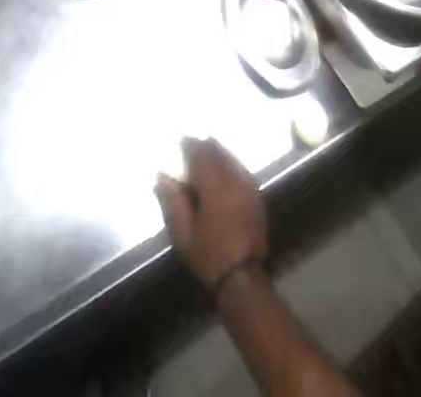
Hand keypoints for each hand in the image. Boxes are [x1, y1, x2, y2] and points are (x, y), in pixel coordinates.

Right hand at [156, 137, 266, 290]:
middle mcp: (233, 186)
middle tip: (195, 140)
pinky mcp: (257, 202)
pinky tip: (231, 164)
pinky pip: (245, 174)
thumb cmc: (208, 255)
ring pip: (234, 163)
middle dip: (207, 147)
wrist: (242, 279)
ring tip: (212, 145)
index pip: (201, 160)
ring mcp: (248, 193)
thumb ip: (173, 202)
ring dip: (222, 153)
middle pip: (219, 158)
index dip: (192, 147)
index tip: (183, 139)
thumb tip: (163, 176)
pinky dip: (235, 165)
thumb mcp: (182, 233)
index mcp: (213, 191)